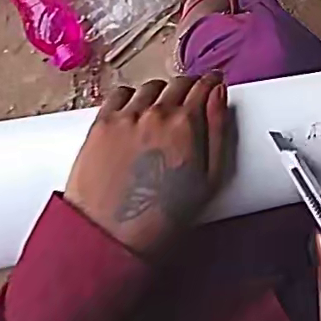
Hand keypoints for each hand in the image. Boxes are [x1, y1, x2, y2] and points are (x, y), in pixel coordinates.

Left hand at [63, 75, 232, 256]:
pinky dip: (131, 98)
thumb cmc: (161, 217)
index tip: (212, 85)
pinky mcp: (101, 123)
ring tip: (160, 112)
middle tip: (190, 101)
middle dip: (189, 88)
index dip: (211, 83)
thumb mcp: (210, 180)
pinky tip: (135, 113)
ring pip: (150, 87)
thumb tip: (219, 95)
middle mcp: (156, 112)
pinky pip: (120, 94)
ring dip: (160, 93)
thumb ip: (218, 130)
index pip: (204, 85)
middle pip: (178, 83)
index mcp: (186, 124)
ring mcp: (126, 116)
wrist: (110, 237)